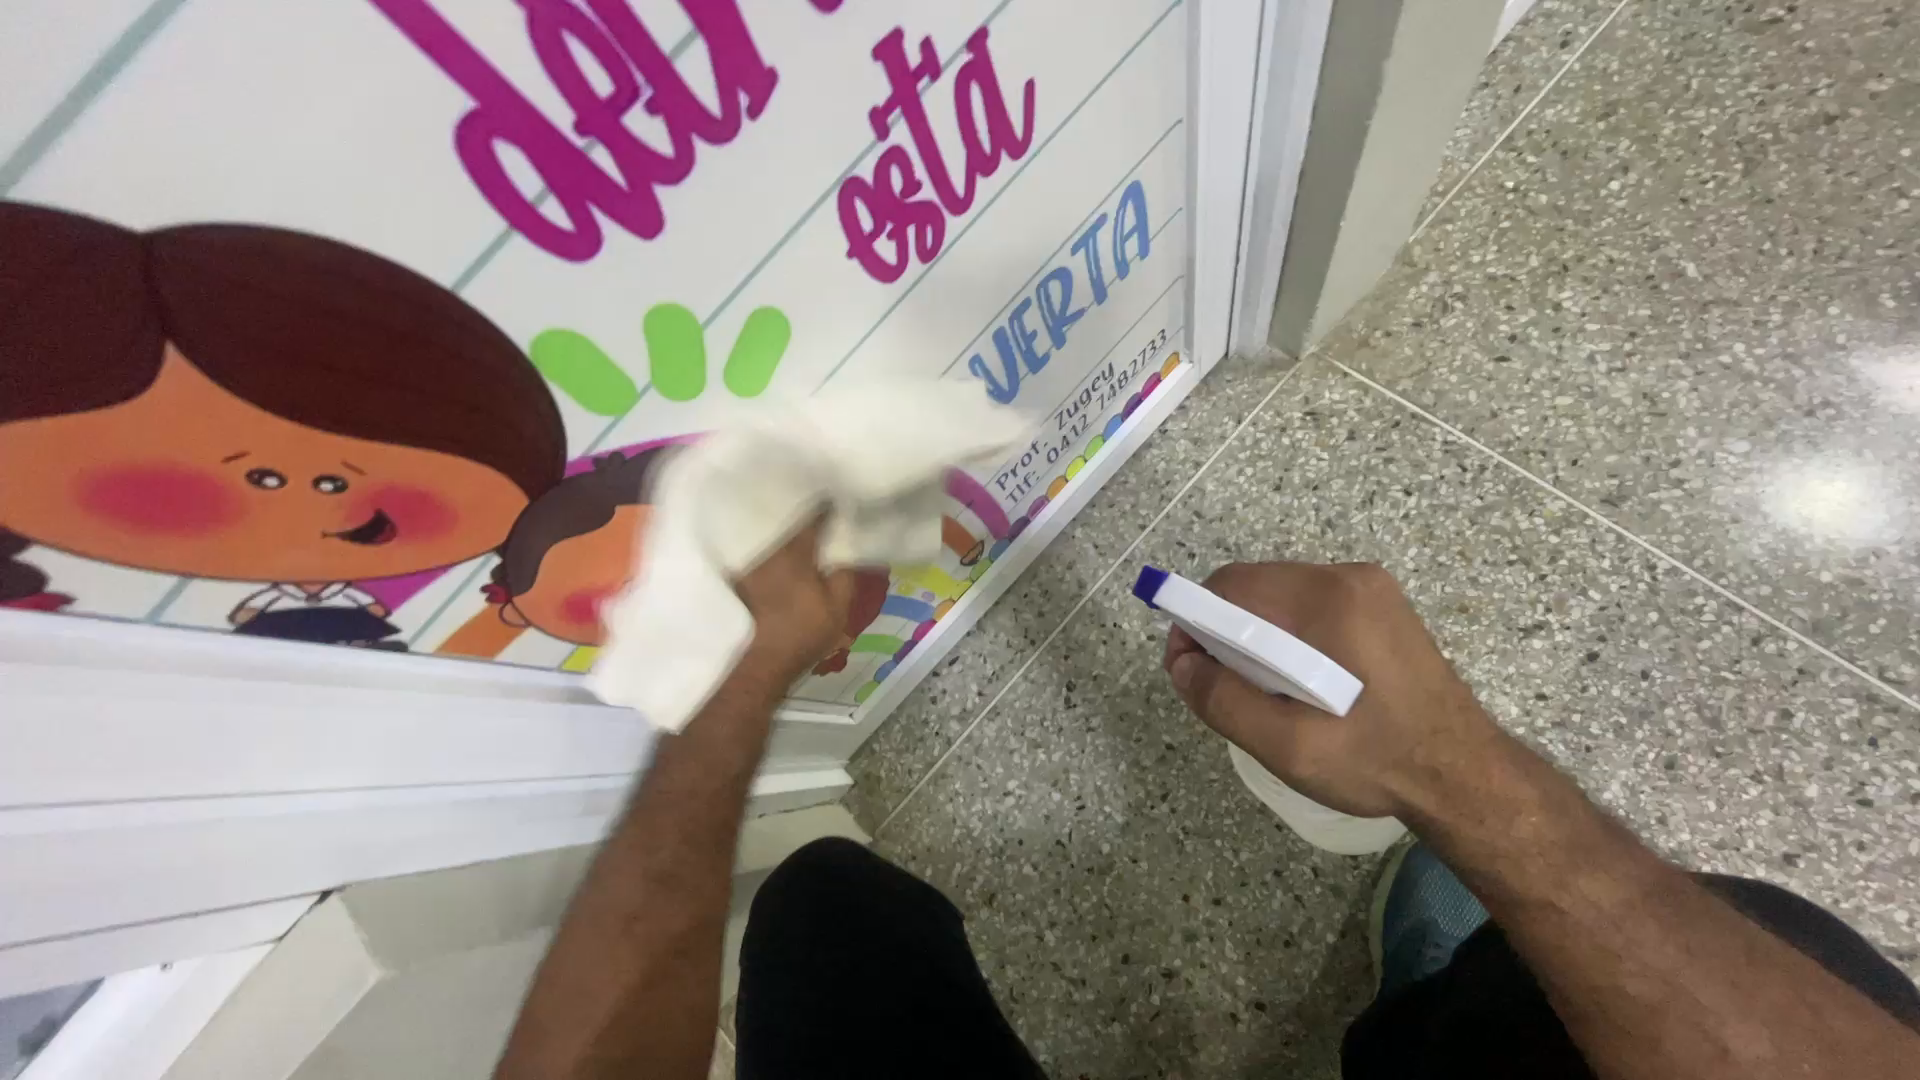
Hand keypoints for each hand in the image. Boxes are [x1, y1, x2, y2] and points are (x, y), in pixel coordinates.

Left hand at [733, 519, 855, 688]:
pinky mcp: (742, 571)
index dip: (828, 506)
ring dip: (785, 520)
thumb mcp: (840, 601)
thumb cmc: (808, 629)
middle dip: (804, 507)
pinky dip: (769, 538)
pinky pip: (757, 543)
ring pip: (771, 527)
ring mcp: (752, 558)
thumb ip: (846, 568)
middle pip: (787, 515)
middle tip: (822, 503)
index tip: (840, 500)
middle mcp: (770, 547)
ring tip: (802, 517)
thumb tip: (853, 542)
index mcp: (796, 550)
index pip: (814, 515)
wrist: (770, 657)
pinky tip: (781, 541)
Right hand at [1163, 562, 1503, 819]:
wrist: (1466, 777)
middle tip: (1223, 686)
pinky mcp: (1378, 604)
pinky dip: (1284, 634)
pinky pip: (1305, 605)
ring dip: (1252, 634)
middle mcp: (1348, 578)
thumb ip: (1223, 701)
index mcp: (1329, 602)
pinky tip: (1296, 679)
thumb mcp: (1288, 746)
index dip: (1194, 622)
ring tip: (1261, 689)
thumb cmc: (1376, 761)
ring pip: (1275, 595)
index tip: (1188, 668)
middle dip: (1222, 632)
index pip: (1231, 587)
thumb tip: (1181, 664)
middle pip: (1252, 587)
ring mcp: (1368, 588)